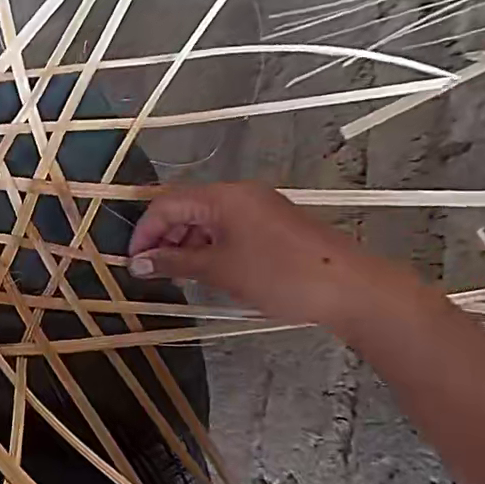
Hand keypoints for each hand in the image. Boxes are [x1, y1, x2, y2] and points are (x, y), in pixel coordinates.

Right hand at [125, 182, 386, 325]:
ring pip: (206, 219)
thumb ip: (174, 263)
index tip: (133, 262)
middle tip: (152, 270)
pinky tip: (207, 269)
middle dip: (163, 236)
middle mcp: (239, 194)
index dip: (144, 232)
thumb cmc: (280, 275)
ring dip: (185, 243)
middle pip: (185, 207)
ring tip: (177, 274)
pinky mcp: (272, 224)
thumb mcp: (220, 270)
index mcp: (223, 196)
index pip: (166, 204)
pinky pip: (227, 228)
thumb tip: (137, 263)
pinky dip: (209, 246)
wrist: (351, 288)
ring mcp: (258, 208)